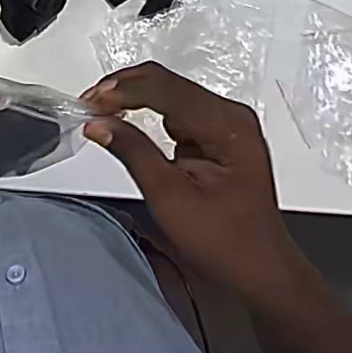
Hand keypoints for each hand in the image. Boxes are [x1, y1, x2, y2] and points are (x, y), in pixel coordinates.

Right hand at [81, 62, 299, 296]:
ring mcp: (224, 119)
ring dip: (132, 95)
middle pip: (165, 81)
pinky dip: (145, 106)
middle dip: (123, 89)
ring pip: (167, 88)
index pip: (164, 89)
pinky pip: (173, 103)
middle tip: (90, 104)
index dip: (122, 91)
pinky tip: (126, 115)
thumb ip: (132, 151)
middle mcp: (230, 114)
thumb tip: (99, 123)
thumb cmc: (227, 243)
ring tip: (102, 110)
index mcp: (226, 126)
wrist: (260, 271)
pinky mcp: (215, 128)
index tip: (91, 102)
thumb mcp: (169, 198)